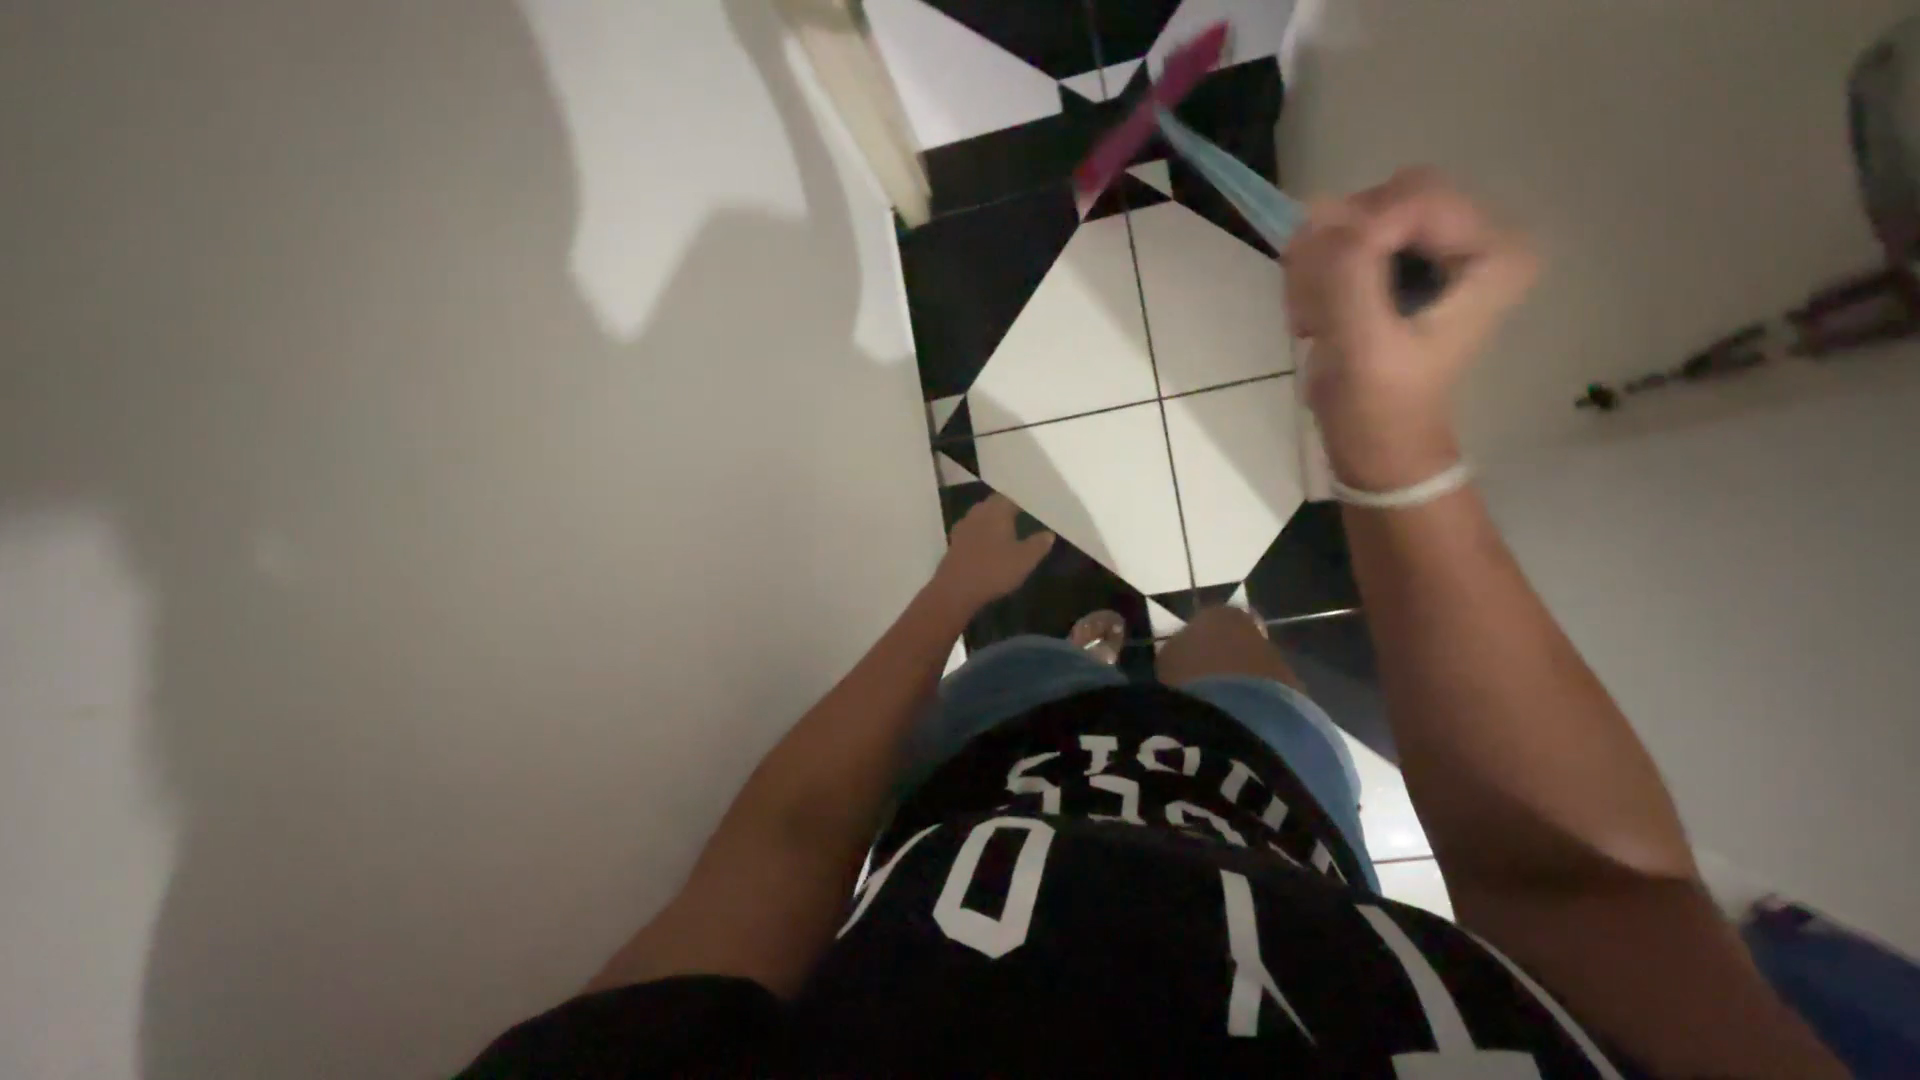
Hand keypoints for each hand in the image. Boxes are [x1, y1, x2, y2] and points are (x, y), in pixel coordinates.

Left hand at [930, 494, 1054, 612]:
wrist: (955, 590)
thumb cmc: (993, 570)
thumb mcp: (1024, 560)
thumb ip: (1038, 544)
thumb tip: (1049, 534)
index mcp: (996, 510)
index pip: (1012, 496)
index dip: (1024, 499)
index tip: (1036, 502)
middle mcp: (978, 512)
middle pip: (995, 504)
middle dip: (1009, 507)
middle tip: (1025, 513)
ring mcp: (963, 526)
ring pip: (983, 516)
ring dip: (995, 520)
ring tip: (1010, 528)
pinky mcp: (955, 542)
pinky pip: (973, 531)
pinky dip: (983, 534)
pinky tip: (990, 543)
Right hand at [1284, 168, 1536, 488]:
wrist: (1377, 446)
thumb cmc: (1381, 407)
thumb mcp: (1363, 344)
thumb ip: (1348, 272)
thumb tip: (1319, 210)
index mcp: (1494, 252)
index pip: (1414, 199)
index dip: (1357, 235)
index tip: (1322, 291)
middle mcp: (1474, 237)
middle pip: (1386, 198)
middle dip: (1336, 247)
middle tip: (1312, 305)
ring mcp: (1434, 250)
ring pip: (1357, 217)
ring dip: (1319, 266)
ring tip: (1313, 321)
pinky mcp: (1399, 264)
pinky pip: (1343, 240)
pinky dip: (1316, 274)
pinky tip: (1314, 317)